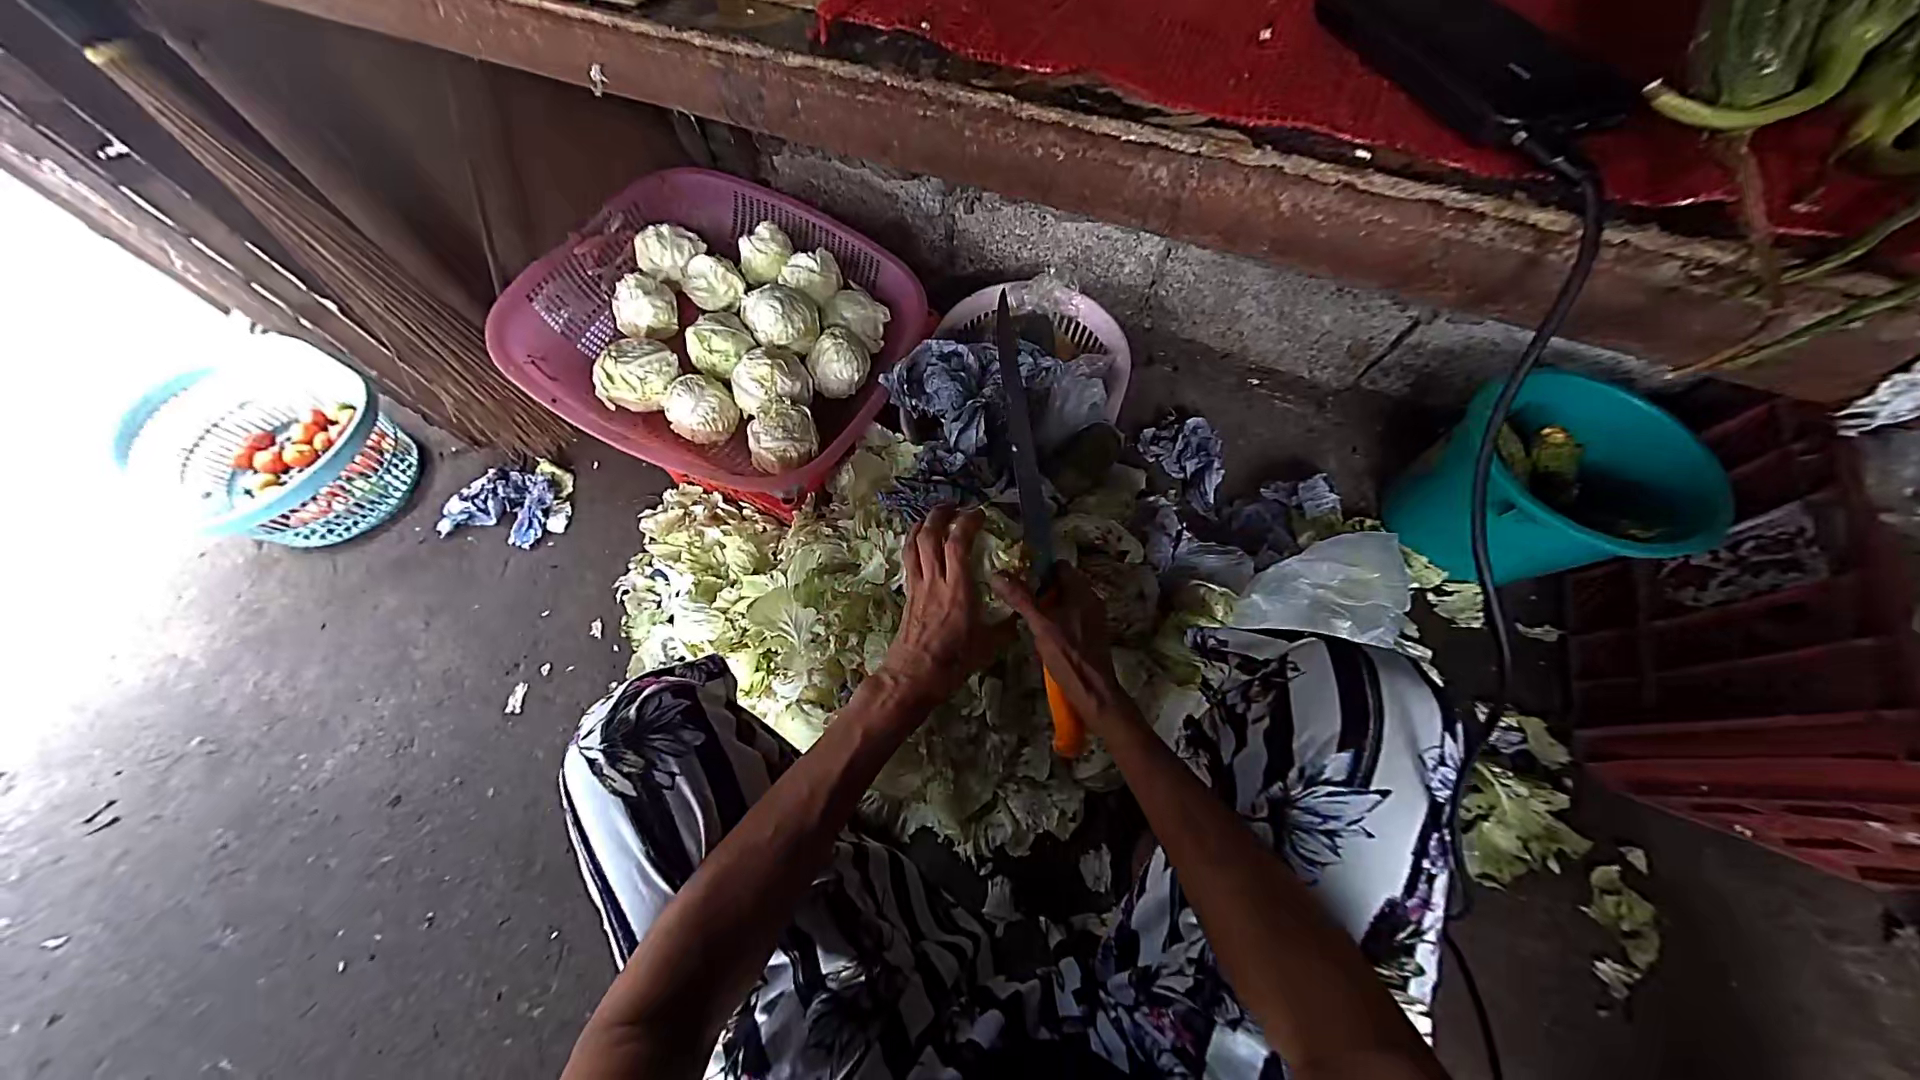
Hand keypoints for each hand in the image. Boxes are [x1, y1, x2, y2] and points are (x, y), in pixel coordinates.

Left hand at [879, 506, 1015, 712]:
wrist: (912, 678)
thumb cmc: (953, 663)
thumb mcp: (988, 645)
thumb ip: (1005, 625)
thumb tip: (1020, 613)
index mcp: (958, 590)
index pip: (958, 544)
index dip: (967, 523)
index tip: (979, 514)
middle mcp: (935, 582)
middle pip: (930, 536)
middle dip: (940, 514)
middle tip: (954, 505)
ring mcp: (918, 586)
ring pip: (914, 544)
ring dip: (923, 524)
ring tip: (934, 516)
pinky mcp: (908, 595)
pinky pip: (909, 560)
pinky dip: (914, 544)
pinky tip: (921, 543)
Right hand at [991, 564, 1127, 726]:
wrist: (1093, 690)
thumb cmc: (1067, 654)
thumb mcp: (1040, 625)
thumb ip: (1021, 599)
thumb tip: (998, 575)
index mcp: (1081, 592)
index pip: (1060, 566)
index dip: (1040, 569)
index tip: (1020, 578)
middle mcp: (1091, 599)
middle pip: (1064, 583)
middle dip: (1043, 587)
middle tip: (1021, 597)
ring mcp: (1094, 616)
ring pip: (1069, 600)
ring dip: (1051, 604)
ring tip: (1030, 614)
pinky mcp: (1093, 632)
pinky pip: (1074, 615)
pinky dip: (1059, 617)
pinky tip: (1046, 631)